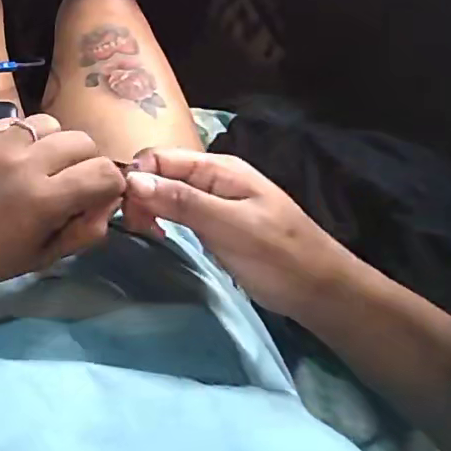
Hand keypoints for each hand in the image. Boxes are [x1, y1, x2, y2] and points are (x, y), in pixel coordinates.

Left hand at [0, 114, 126, 293]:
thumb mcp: (38, 257)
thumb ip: (82, 231)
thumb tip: (107, 204)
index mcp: (43, 199)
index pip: (104, 172)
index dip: (109, 186)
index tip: (94, 197)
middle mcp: (25, 161)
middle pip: (83, 141)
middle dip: (85, 163)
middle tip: (66, 183)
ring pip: (51, 124)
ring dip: (54, 144)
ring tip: (36, 167)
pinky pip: (17, 121)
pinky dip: (23, 137)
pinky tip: (9, 158)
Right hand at [121, 148, 361, 320]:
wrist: (322, 292)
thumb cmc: (279, 257)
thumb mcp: (230, 227)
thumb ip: (182, 201)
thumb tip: (132, 180)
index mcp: (217, 168)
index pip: (159, 157)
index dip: (137, 178)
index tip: (128, 210)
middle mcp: (211, 176)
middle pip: (159, 172)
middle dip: (140, 194)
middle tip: (139, 228)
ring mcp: (212, 198)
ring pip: (164, 191)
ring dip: (149, 206)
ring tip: (148, 233)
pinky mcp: (212, 220)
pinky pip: (175, 208)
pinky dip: (161, 217)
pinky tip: (160, 234)